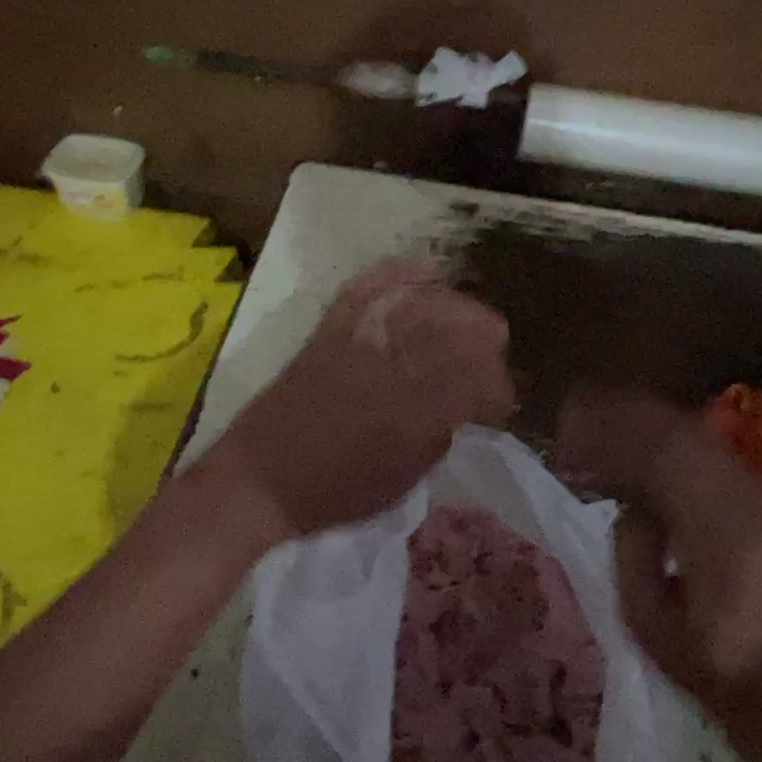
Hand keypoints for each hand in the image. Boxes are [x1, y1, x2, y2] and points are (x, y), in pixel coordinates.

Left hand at [204, 257, 514, 537]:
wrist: (259, 482)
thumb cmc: (333, 494)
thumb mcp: (402, 480)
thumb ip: (437, 439)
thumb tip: (461, 410)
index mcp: (416, 414)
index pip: (477, 381)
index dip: (498, 386)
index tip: (502, 399)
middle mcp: (392, 371)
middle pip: (455, 334)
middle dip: (485, 339)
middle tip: (495, 350)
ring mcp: (358, 345)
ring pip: (419, 308)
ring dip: (455, 307)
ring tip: (470, 315)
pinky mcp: (329, 333)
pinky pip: (365, 291)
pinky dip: (396, 273)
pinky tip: (425, 267)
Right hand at [558, 389, 761, 712]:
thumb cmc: (705, 663)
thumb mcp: (644, 619)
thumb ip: (631, 547)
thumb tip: (631, 501)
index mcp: (723, 536)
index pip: (665, 457)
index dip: (615, 433)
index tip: (575, 431)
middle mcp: (752, 505)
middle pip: (684, 436)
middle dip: (628, 420)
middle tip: (582, 417)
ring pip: (700, 438)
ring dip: (649, 429)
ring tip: (606, 430)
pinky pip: (713, 455)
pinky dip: (673, 446)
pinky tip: (644, 455)